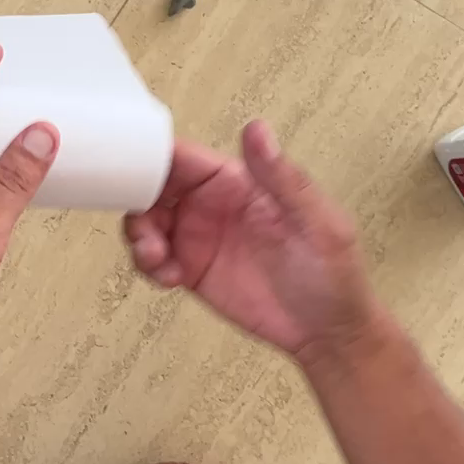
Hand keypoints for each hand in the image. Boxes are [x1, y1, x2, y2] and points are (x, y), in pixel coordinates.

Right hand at [124, 120, 376, 359]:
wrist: (327, 335)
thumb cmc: (333, 274)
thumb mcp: (318, 224)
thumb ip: (283, 178)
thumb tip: (256, 128)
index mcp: (236, 181)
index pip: (183, 158)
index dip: (151, 159)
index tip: (130, 171)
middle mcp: (208, 203)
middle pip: (152, 188)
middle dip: (137, 203)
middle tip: (146, 230)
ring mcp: (195, 236)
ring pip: (145, 221)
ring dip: (139, 236)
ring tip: (157, 259)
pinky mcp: (188, 268)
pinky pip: (151, 258)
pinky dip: (148, 265)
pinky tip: (170, 279)